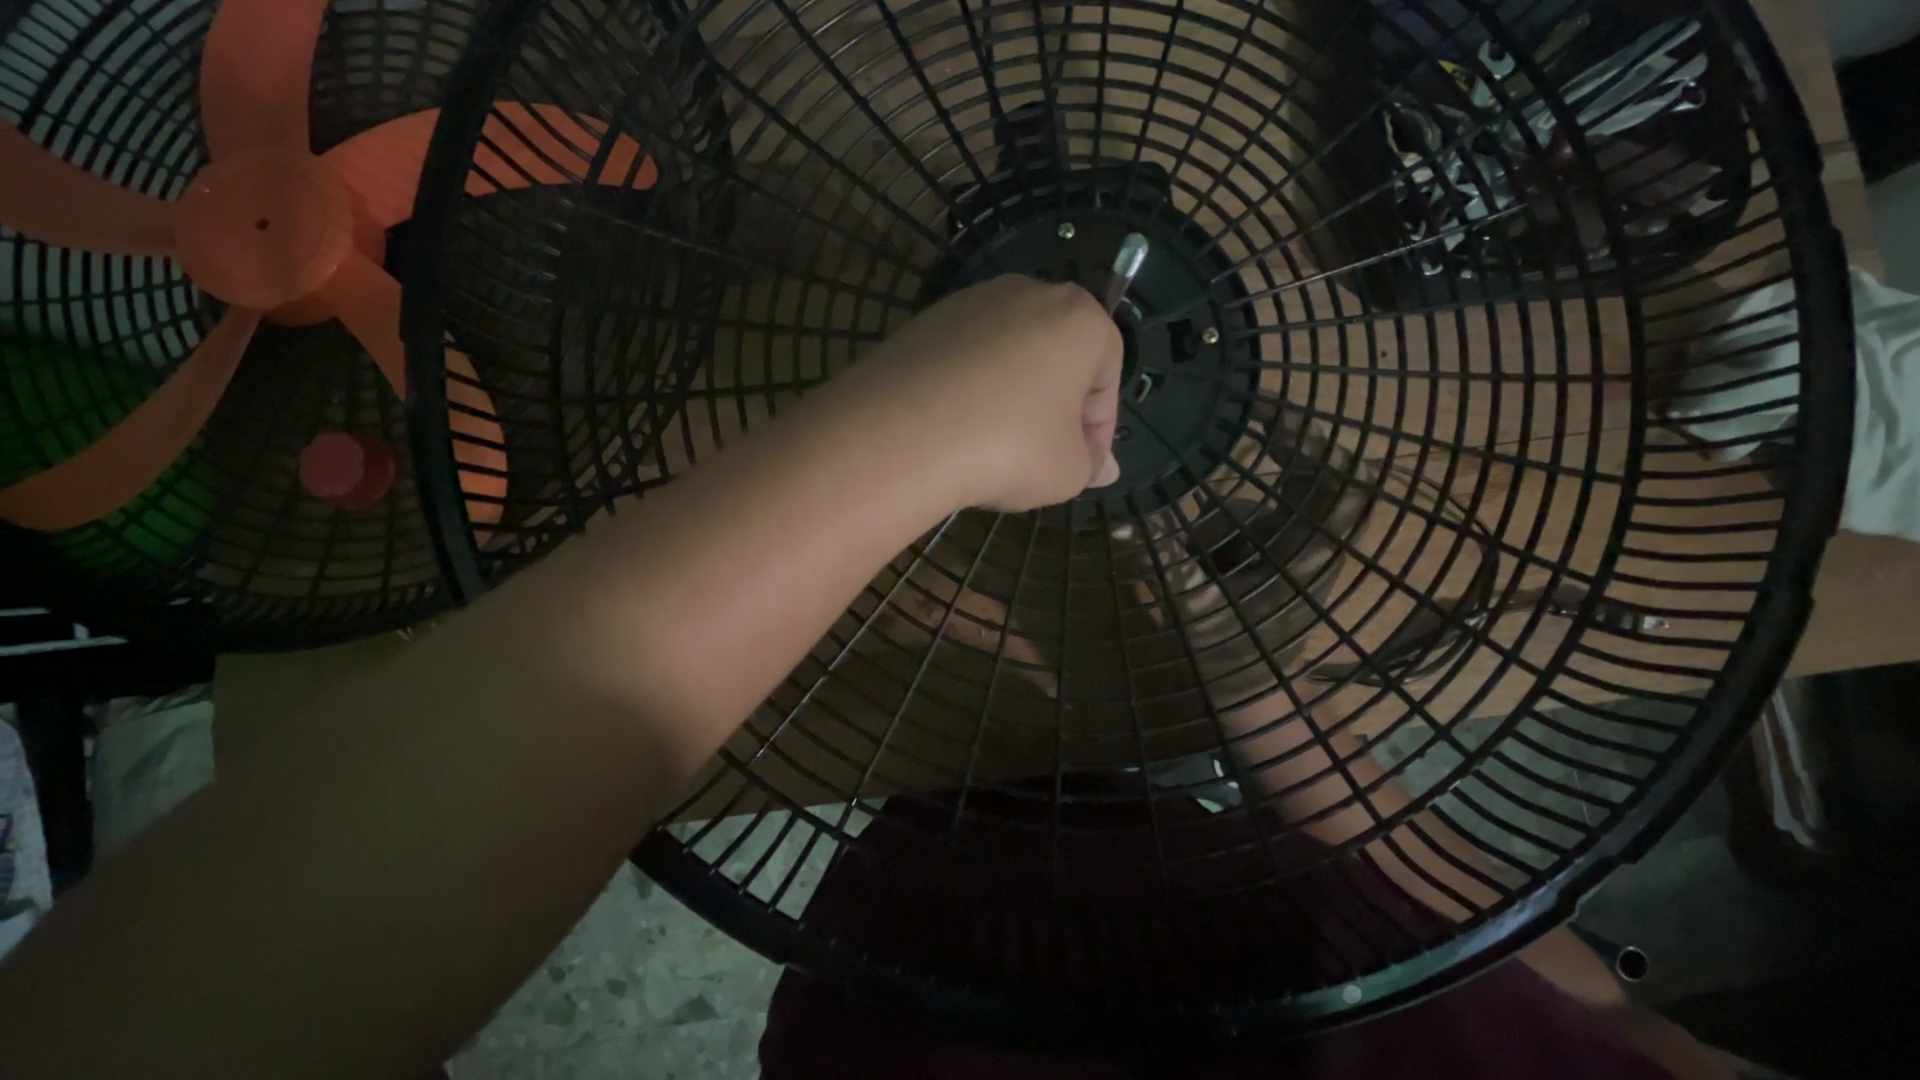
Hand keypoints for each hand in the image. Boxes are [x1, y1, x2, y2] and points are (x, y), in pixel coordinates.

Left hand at [834, 275, 1123, 510]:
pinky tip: (956, 430)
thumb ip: (1091, 465)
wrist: (902, 434)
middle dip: (1057, 406)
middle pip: (1058, 356)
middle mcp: (1028, 292)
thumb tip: (1101, 468)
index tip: (1084, 467)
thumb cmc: (1010, 447)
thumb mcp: (1068, 471)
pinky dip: (969, 390)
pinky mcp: (923, 320)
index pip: (1108, 374)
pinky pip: (964, 359)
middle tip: (1045, 455)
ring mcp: (969, 302)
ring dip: (1012, 396)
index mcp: (1079, 316)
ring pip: (1009, 355)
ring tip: (995, 446)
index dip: (1099, 429)